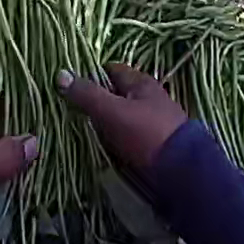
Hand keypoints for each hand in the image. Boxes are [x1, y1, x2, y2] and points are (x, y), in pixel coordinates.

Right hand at [58, 64, 187, 169]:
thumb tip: (61, 74)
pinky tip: (104, 149)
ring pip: (121, 117)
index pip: (110, 69)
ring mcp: (153, 121)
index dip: (90, 76)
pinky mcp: (155, 145)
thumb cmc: (146, 134)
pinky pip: (128, 136)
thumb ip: (87, 95)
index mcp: (140, 81)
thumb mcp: (112, 112)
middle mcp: (148, 97)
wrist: (183, 174)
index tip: (71, 88)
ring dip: (106, 124)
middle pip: (115, 94)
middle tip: (72, 113)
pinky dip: (116, 140)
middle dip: (96, 102)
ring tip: (82, 133)